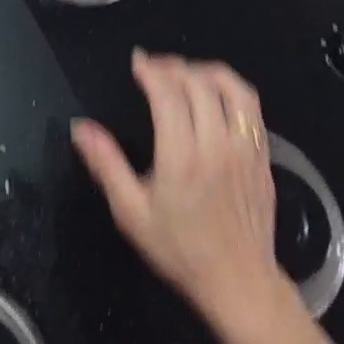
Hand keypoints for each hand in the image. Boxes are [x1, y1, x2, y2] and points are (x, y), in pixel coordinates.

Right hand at [70, 49, 288, 327]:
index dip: (151, 70)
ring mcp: (246, 150)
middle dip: (174, 67)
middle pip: (200, 84)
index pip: (168, 94)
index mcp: (182, 156)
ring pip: (234, 89)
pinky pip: (253, 110)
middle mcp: (218, 144)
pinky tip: (217, 97)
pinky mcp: (263, 158)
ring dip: (207, 72)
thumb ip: (106, 164)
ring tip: (187, 72)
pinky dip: (233, 91)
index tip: (137, 61)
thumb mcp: (131, 212)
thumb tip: (80, 128)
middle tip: (153, 66)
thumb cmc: (179, 249)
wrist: (239, 282)